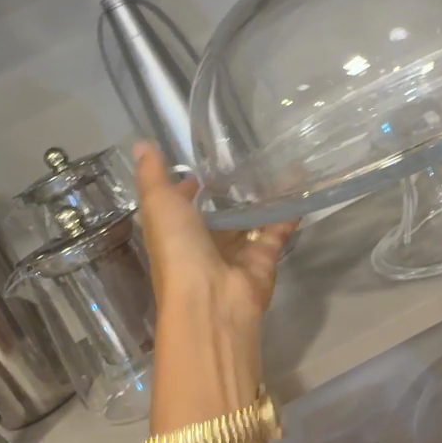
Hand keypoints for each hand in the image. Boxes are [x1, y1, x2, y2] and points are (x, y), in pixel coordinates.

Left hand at [133, 144, 293, 425]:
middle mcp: (203, 246)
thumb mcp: (158, 205)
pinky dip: (288, 214)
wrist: (210, 299)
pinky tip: (300, 188)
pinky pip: (277, 233)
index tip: (202, 167)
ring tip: (278, 166)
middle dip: (231, 194)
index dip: (187, 188)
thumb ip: (153, 175)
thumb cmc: (178, 250)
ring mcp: (235, 256)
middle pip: (218, 217)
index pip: (180, 207)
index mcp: (174, 234)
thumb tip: (141, 143)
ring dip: (262, 200)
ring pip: (250, 223)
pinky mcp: (263, 262)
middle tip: (248, 160)